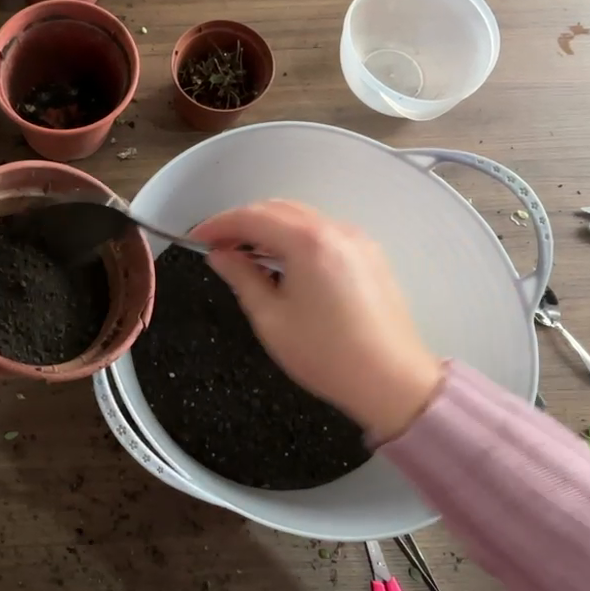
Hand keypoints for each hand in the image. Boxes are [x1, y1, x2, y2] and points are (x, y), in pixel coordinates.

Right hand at [190, 200, 443, 442]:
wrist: (391, 381)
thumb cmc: (327, 355)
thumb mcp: (271, 318)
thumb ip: (242, 278)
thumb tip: (221, 256)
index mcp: (309, 243)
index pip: (253, 217)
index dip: (219, 225)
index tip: (197, 238)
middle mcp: (336, 231)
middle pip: (278, 209)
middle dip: (243, 222)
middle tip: (217, 246)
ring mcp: (357, 241)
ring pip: (302, 217)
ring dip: (269, 228)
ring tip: (244, 255)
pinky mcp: (368, 255)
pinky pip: (323, 232)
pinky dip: (295, 237)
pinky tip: (281, 262)